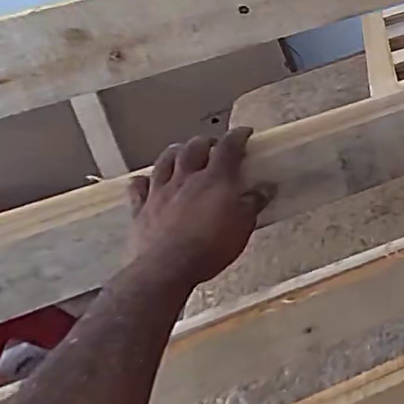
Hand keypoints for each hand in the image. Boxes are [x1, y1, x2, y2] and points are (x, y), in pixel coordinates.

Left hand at [125, 128, 271, 290]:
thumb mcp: (244, 224)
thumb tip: (267, 187)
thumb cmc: (211, 245)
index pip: (228, 147)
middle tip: (212, 146)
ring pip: (164, 162)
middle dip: (204, 142)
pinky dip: (143, 181)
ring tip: (181, 153)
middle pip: (192, 148)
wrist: (164, 271)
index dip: (238, 135)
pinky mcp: (140, 212)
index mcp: (216, 178)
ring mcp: (160, 194)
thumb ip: (254, 202)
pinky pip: (137, 189)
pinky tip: (145, 180)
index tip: (245, 133)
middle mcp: (186, 179)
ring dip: (175, 153)